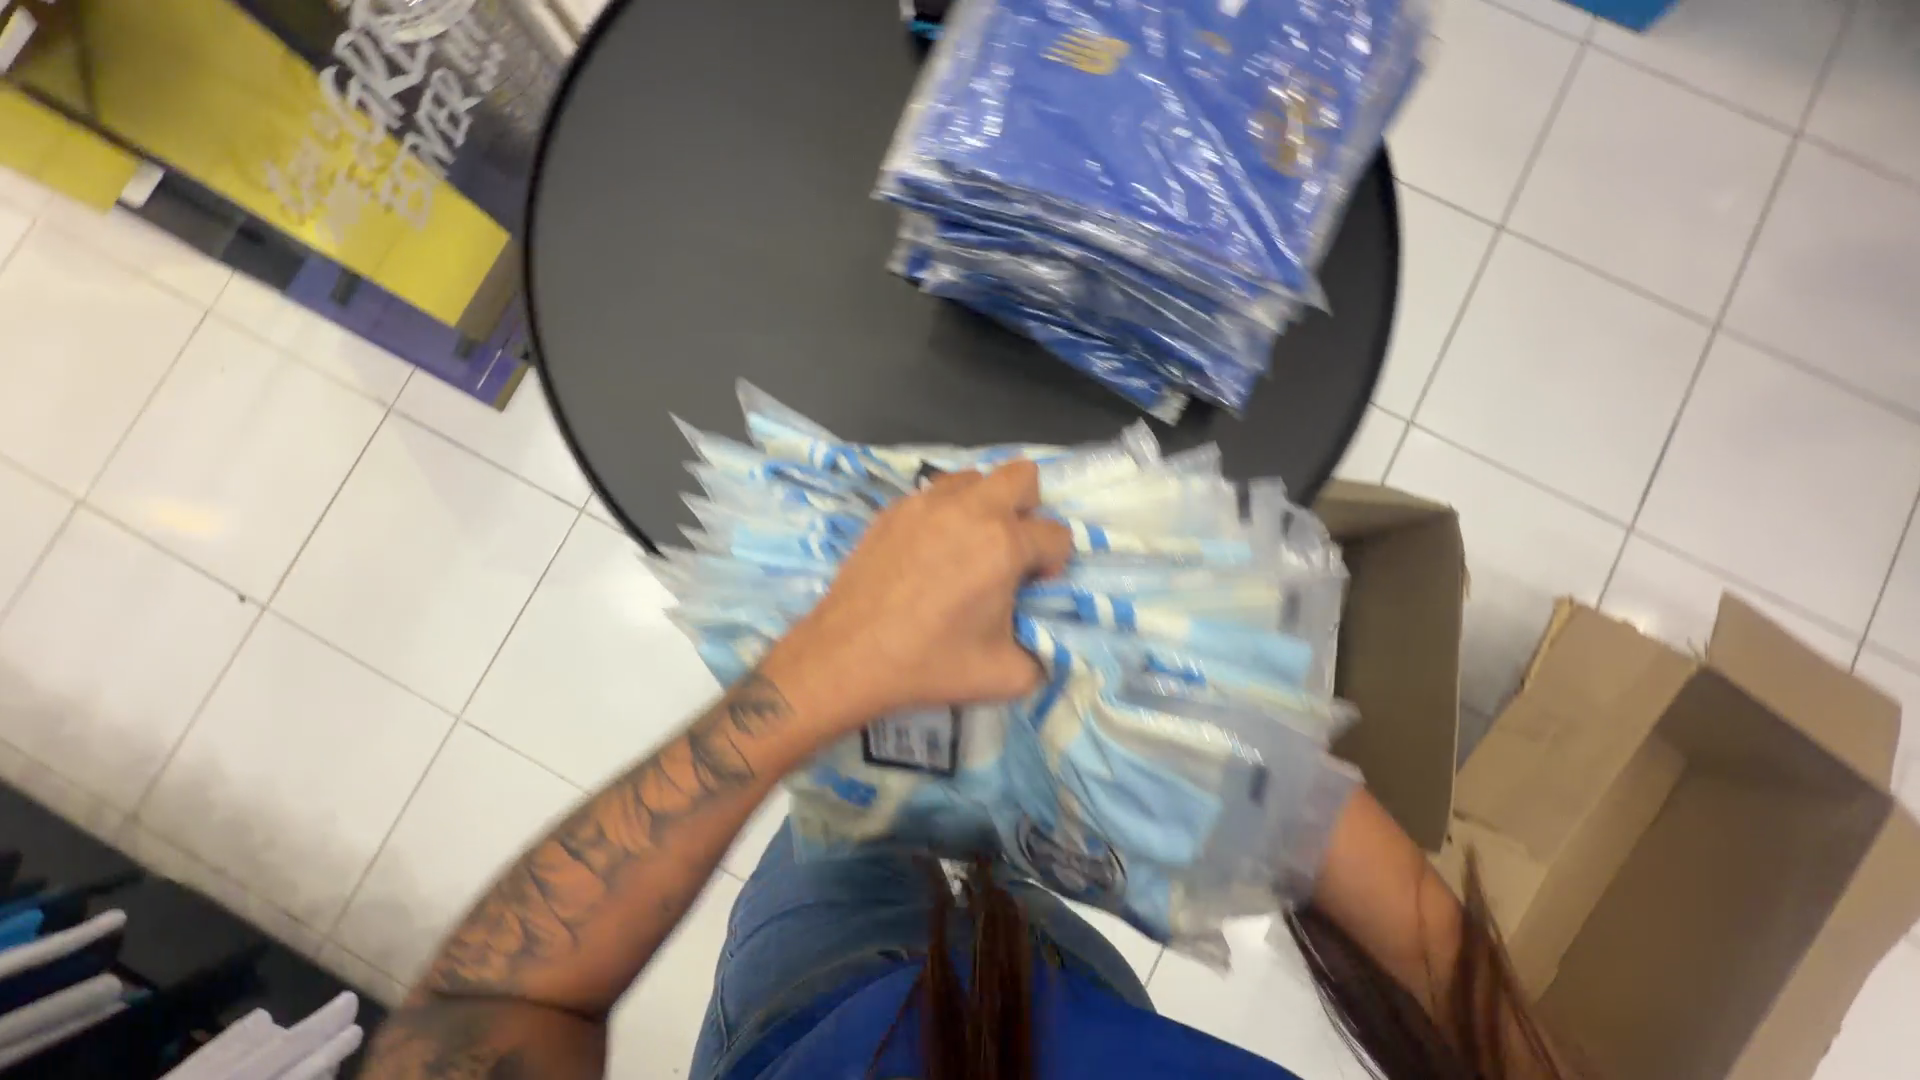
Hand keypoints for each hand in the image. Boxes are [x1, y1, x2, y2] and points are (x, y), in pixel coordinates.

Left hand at [759, 461, 1071, 731]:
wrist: (847, 657)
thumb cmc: (929, 665)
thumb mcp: (1006, 678)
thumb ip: (1041, 656)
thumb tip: (1042, 643)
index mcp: (1004, 545)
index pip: (1057, 535)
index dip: (1053, 564)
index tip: (1031, 589)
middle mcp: (969, 510)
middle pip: (1024, 476)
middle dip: (1029, 509)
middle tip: (1010, 550)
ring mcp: (925, 504)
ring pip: (975, 478)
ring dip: (985, 505)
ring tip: (968, 546)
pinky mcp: (892, 511)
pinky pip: (933, 494)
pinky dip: (944, 515)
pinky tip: (929, 554)